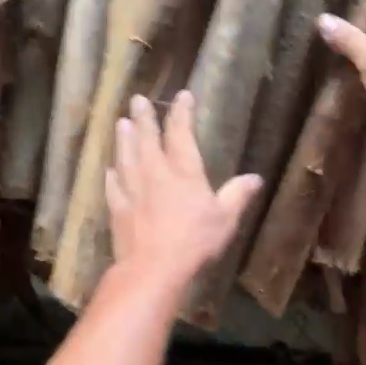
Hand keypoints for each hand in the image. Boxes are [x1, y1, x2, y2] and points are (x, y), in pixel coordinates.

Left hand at [106, 91, 263, 283]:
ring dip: (124, 140)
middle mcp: (155, 173)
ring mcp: (133, 190)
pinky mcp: (119, 209)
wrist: (153, 268)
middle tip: (138, 99)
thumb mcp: (225, 218)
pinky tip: (110, 170)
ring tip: (120, 123)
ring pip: (126, 158)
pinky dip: (112, 176)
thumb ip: (238, 195)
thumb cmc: (194, 241)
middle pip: (147, 139)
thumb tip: (255, 178)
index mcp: (184, 172)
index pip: (181, 134)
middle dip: (144, 118)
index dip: (182, 113)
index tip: (182, 96)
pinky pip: (114, 187)